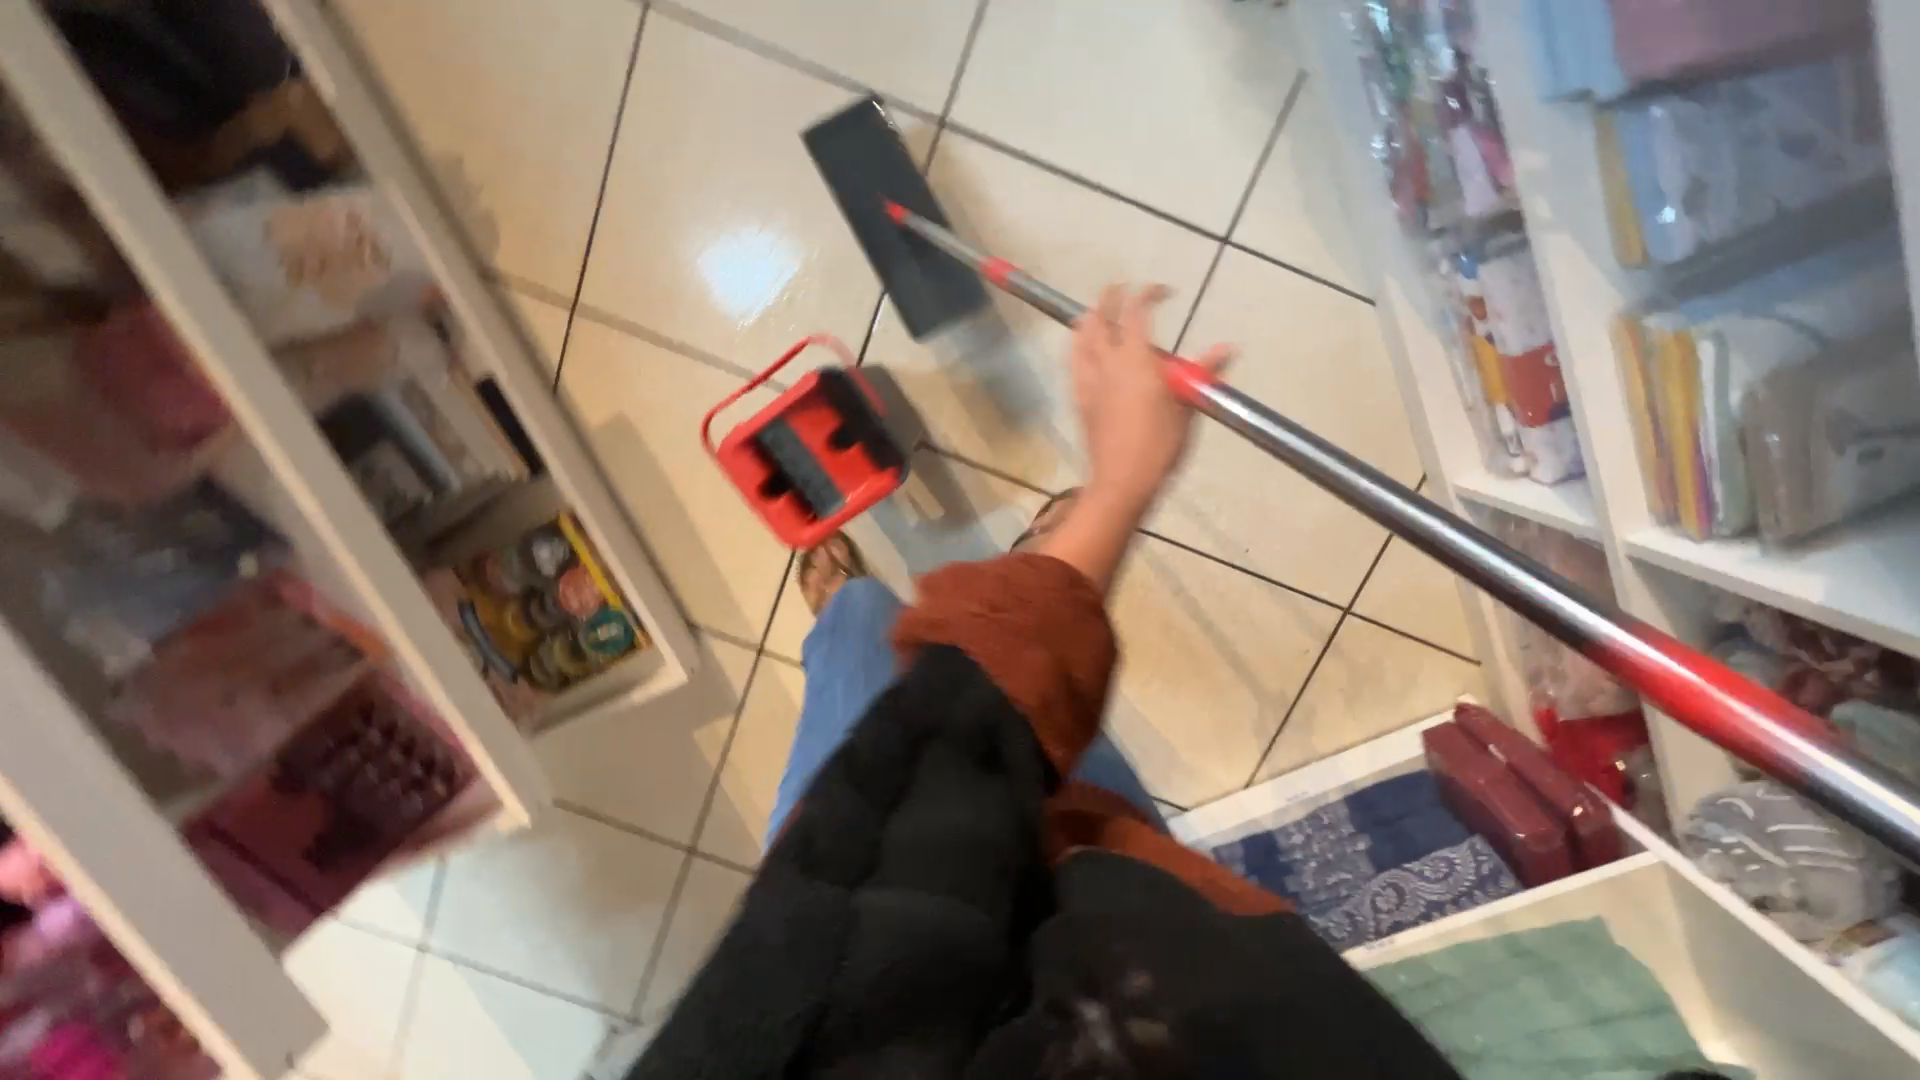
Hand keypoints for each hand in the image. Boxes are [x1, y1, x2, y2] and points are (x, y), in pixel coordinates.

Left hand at [1070, 283, 1233, 515]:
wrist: (1121, 481)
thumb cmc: (1159, 446)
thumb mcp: (1187, 408)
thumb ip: (1202, 373)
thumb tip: (1229, 347)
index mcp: (1136, 359)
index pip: (1137, 312)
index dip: (1148, 293)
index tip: (1163, 291)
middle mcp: (1107, 363)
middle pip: (1100, 318)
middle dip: (1110, 298)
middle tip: (1120, 288)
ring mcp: (1089, 381)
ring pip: (1080, 339)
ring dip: (1089, 319)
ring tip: (1096, 313)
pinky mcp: (1080, 400)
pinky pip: (1074, 364)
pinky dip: (1079, 348)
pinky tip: (1083, 352)